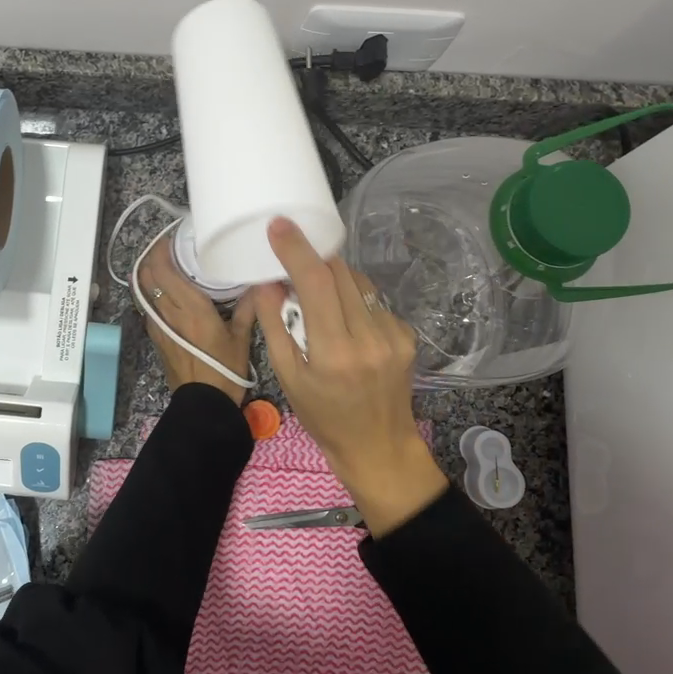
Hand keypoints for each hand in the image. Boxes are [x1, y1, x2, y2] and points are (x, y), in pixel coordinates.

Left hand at [136, 235, 253, 405]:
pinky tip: (167, 293)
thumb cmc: (225, 370)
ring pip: (143, 291)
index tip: (172, 236)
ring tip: (165, 264)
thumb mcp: (242, 338)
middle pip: (147, 276)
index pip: (163, 269)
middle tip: (168, 247)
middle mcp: (168, 313)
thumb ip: (247, 308)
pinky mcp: (156, 338)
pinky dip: (152, 294)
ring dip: (148, 274)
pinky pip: (148, 307)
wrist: (204, 404)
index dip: (161, 248)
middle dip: (152, 257)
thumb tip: (258, 285)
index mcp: (190, 308)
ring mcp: (158, 326)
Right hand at [252, 218, 447, 534]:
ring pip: (357, 282)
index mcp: (334, 352)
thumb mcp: (288, 378)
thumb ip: (275, 327)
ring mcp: (393, 335)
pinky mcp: (406, 335)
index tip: (279, 226)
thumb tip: (265, 283)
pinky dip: (352, 301)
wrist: (377, 447)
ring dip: (333, 280)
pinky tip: (344, 325)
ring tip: (317, 302)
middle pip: (339, 273)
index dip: (296, 250)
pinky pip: (372, 301)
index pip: (316, 283)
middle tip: (291, 264)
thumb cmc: (323, 417)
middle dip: (313, 261)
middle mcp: (369, 338)